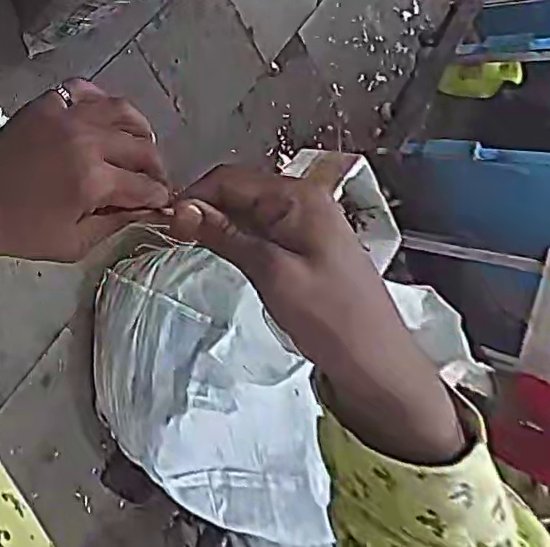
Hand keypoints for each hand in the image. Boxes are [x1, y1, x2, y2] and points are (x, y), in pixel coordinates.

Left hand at [0, 81, 171, 261]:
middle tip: (153, 177)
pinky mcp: (47, 104)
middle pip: (141, 147)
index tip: (161, 199)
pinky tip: (103, 116)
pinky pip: (84, 90)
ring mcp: (66, 116)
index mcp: (93, 180)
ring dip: (137, 128)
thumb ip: (115, 223)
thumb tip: (147, 208)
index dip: (159, 195)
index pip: (145, 184)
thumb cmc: (23, 229)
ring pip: (121, 109)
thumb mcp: (72, 243)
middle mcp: (86, 140)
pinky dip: (100, 100)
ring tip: (138, 141)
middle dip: (155, 166)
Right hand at [170, 165, 465, 462]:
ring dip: (218, 222)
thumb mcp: (273, 274)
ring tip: (191, 244)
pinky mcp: (302, 245)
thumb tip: (180, 208)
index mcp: (299, 196)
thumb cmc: (331, 319)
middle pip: (238, 189)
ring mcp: (304, 222)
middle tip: (174, 236)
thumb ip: (226, 235)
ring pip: (246, 209)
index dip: (195, 195)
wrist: (382, 371)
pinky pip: (259, 228)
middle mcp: (302, 199)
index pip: (231, 178)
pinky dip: (236, 236)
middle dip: (205, 206)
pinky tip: (222, 252)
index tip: (167, 222)